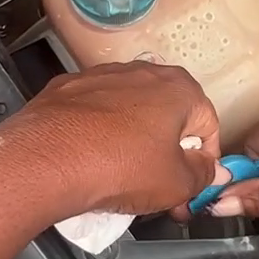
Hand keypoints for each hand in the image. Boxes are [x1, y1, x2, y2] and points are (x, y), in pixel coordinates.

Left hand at [0, 62, 222, 219]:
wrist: (45, 161)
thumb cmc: (120, 167)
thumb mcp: (177, 184)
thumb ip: (204, 174)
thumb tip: (212, 170)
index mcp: (178, 87)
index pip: (207, 125)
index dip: (203, 162)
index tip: (192, 186)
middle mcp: (141, 71)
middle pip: (168, 115)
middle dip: (168, 150)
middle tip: (161, 186)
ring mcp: (100, 76)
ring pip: (129, 112)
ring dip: (133, 141)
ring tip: (123, 176)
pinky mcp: (66, 89)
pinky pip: (94, 113)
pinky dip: (98, 134)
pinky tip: (91, 161)